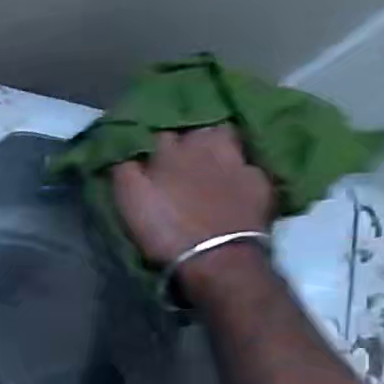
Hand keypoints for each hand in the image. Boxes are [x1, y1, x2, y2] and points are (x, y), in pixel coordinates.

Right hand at [111, 125, 275, 267]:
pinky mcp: (260, 181)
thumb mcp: (129, 198)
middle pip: (197, 126)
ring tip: (205, 154)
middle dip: (186, 131)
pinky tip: (231, 176)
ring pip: (226, 137)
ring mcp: (238, 162)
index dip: (146, 134)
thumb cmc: (164, 227)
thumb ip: (124, 168)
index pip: (155, 128)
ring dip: (215, 141)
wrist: (216, 257)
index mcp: (171, 149)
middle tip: (176, 144)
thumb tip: (122, 147)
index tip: (139, 142)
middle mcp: (207, 146)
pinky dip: (237, 166)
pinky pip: (246, 163)